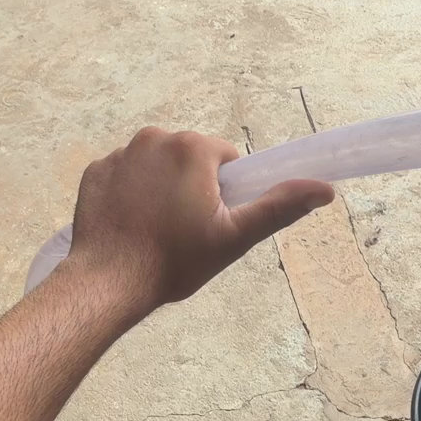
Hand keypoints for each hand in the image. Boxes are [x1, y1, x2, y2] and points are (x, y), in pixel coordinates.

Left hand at [60, 127, 334, 311]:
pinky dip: (128, 194)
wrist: (109, 282)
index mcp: (192, 149)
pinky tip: (129, 225)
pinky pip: (122, 175)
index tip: (210, 221)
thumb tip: (325, 189)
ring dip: (159, 187)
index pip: (224, 159)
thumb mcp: (233, 238)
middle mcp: (154, 138)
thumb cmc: (174, 262)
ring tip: (155, 229)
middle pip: (187, 158)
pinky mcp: (95, 172)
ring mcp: (119, 154)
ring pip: (154, 165)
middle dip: (190, 186)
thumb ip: (278, 208)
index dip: (223, 191)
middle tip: (182, 230)